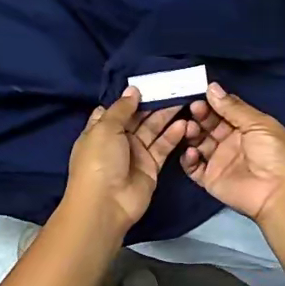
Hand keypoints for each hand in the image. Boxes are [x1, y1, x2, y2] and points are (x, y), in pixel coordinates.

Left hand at [64, 87, 187, 232]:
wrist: (106, 203)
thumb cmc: (99, 161)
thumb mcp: (105, 128)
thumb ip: (121, 109)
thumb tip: (133, 90)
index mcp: (100, 130)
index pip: (116, 110)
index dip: (130, 97)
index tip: (150, 83)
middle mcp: (118, 140)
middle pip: (138, 118)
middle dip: (153, 104)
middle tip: (175, 88)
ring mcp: (135, 154)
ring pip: (153, 130)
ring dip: (167, 116)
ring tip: (185, 100)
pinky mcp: (151, 167)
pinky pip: (163, 147)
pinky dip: (173, 135)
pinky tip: (185, 123)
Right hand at [179, 82, 284, 221]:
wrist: (279, 194)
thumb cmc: (275, 154)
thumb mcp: (259, 124)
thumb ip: (233, 107)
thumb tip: (211, 87)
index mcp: (247, 128)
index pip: (224, 111)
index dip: (211, 103)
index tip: (198, 94)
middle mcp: (231, 142)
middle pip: (209, 125)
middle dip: (199, 116)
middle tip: (191, 110)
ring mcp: (219, 161)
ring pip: (198, 143)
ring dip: (191, 134)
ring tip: (188, 129)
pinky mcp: (210, 179)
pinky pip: (193, 167)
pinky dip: (188, 158)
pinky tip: (190, 151)